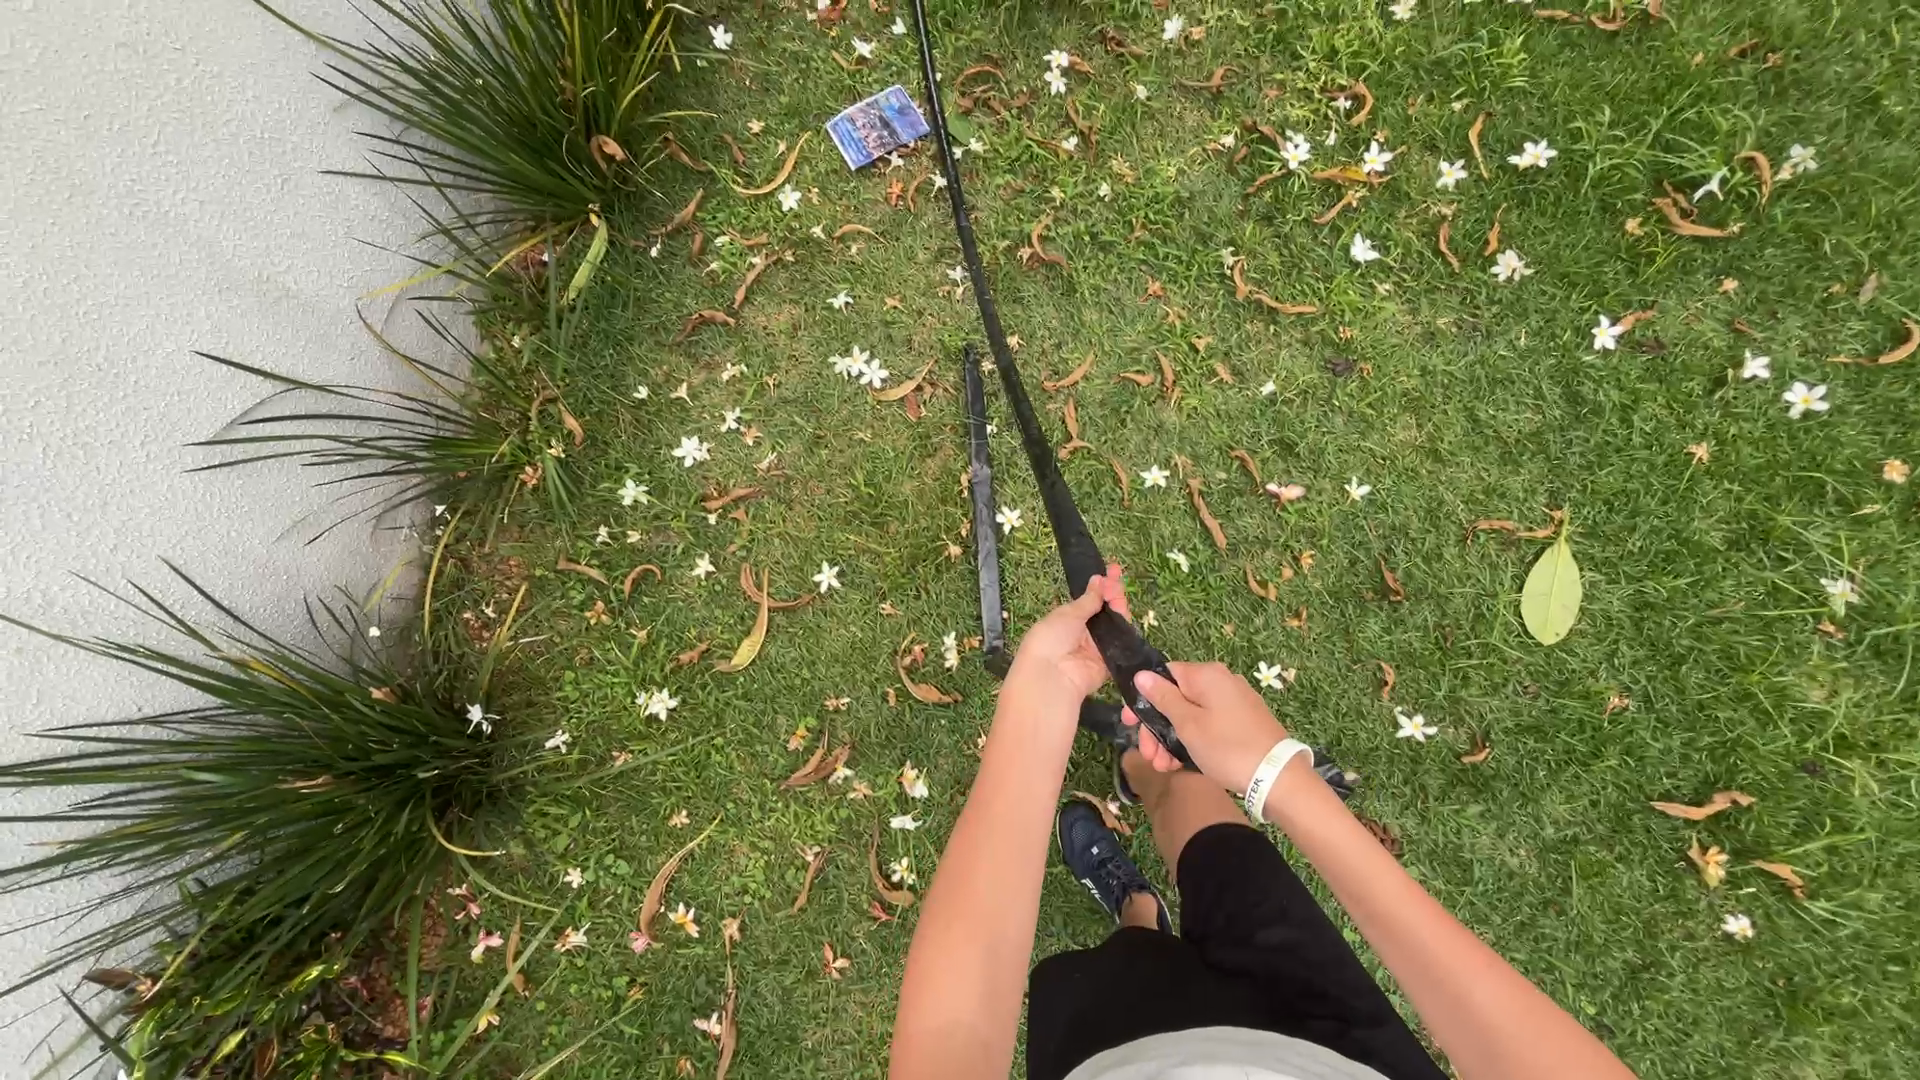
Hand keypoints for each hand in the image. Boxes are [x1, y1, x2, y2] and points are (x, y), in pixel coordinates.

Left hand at [1005, 564, 1130, 702]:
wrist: (1051, 676)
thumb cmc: (1050, 639)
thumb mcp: (1066, 614)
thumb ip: (1088, 600)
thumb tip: (1098, 580)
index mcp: (1067, 620)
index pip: (1089, 600)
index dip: (1101, 586)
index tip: (1111, 570)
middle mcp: (1083, 633)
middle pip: (1105, 610)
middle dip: (1112, 593)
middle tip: (1116, 581)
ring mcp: (1097, 647)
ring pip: (1116, 624)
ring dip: (1119, 607)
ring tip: (1118, 594)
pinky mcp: (1110, 662)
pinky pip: (1121, 643)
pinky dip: (1125, 628)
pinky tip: (1125, 613)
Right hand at [1124, 662, 1290, 792]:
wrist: (1279, 778)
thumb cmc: (1227, 748)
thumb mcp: (1188, 724)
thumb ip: (1163, 698)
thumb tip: (1142, 674)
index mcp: (1207, 675)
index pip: (1164, 674)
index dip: (1143, 699)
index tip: (1130, 724)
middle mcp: (1222, 681)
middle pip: (1176, 697)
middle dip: (1157, 727)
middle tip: (1148, 755)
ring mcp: (1235, 701)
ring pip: (1191, 714)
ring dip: (1172, 739)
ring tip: (1164, 767)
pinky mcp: (1244, 720)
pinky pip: (1209, 723)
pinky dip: (1192, 740)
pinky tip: (1182, 763)